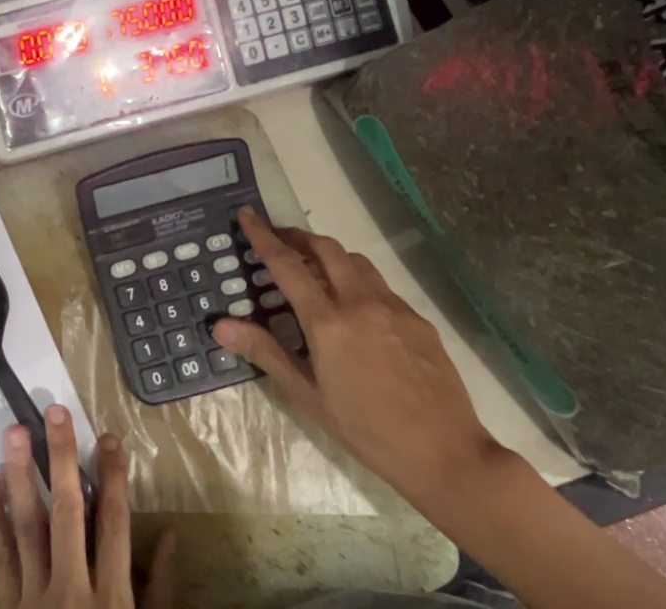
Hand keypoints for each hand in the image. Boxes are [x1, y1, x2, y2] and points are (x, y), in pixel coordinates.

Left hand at [0, 405, 175, 608]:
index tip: (109, 437)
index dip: (113, 478)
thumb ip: (160, 588)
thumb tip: (171, 534)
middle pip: (66, 513)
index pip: (114, 524)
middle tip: (53, 413)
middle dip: (61, 459)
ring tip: (13, 432)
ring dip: (19, 476)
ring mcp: (33, 599)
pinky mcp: (7, 607)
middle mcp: (71, 591)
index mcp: (112, 599)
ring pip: (26, 527)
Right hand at [213, 207, 506, 505]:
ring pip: (357, 262)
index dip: (264, 236)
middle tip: (279, 240)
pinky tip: (356, 309)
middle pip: (326, 248)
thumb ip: (266, 353)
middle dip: (298, 237)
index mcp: (328, 321)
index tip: (248, 214)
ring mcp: (394, 308)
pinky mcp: (418, 320)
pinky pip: (381, 286)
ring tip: (315, 270)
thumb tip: (221, 325)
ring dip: (330, 256)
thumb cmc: (366, 429)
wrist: (443, 452)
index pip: (287, 265)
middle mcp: (361, 302)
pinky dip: (358, 281)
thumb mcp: (308, 396)